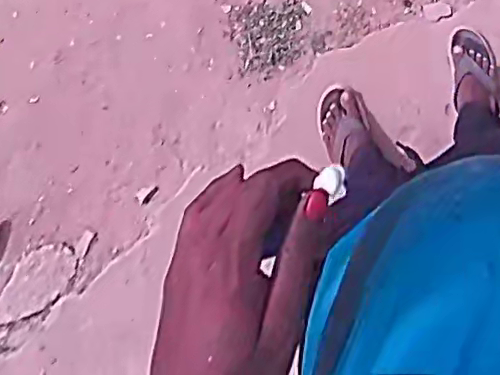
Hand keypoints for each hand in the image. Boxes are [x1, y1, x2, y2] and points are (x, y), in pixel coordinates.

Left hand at [150, 160, 327, 374]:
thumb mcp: (282, 323)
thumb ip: (299, 257)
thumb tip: (314, 205)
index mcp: (228, 256)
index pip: (263, 185)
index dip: (297, 176)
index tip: (323, 187)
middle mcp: (200, 247)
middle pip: (242, 185)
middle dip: (280, 184)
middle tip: (312, 204)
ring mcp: (184, 255)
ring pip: (220, 194)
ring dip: (254, 191)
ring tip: (284, 215)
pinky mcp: (177, 269)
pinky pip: (201, 212)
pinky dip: (226, 199)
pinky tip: (242, 215)